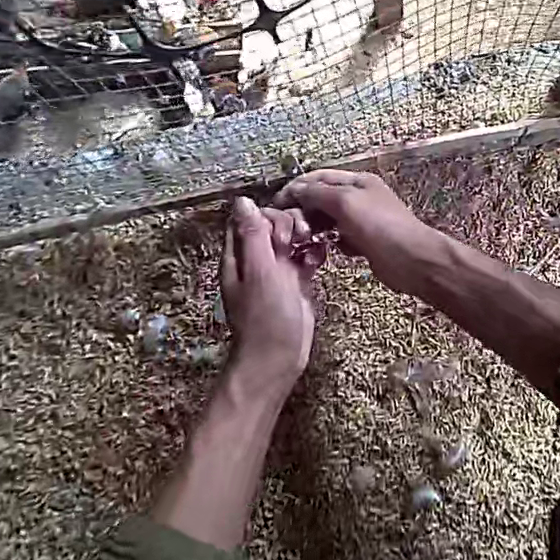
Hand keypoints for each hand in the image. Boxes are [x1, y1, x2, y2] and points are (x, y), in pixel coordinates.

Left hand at [221, 196, 318, 393]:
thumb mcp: (259, 272)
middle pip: (274, 224)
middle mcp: (256, 260)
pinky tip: (320, 259)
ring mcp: (277, 271)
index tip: (283, 230)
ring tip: (313, 246)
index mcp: (239, 255)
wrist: (278, 359)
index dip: (269, 215)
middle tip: (299, 240)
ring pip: (291, 238)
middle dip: (290, 224)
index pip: (250, 218)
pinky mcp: (296, 282)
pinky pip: (305, 257)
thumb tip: (242, 200)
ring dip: (305, 236)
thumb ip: (253, 236)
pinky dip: (313, 253)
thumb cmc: (265, 318)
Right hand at [276, 169, 442, 294]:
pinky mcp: (364, 242)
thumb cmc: (381, 227)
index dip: (296, 187)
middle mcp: (359, 197)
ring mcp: (362, 220)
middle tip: (289, 224)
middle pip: (322, 197)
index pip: (319, 177)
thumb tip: (296, 189)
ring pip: (329, 219)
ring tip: (304, 238)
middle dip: (304, 208)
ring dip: (316, 227)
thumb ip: (318, 193)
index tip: (277, 203)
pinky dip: (331, 242)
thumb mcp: (346, 202)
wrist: (412, 260)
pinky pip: (339, 238)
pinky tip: (328, 249)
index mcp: (357, 181)